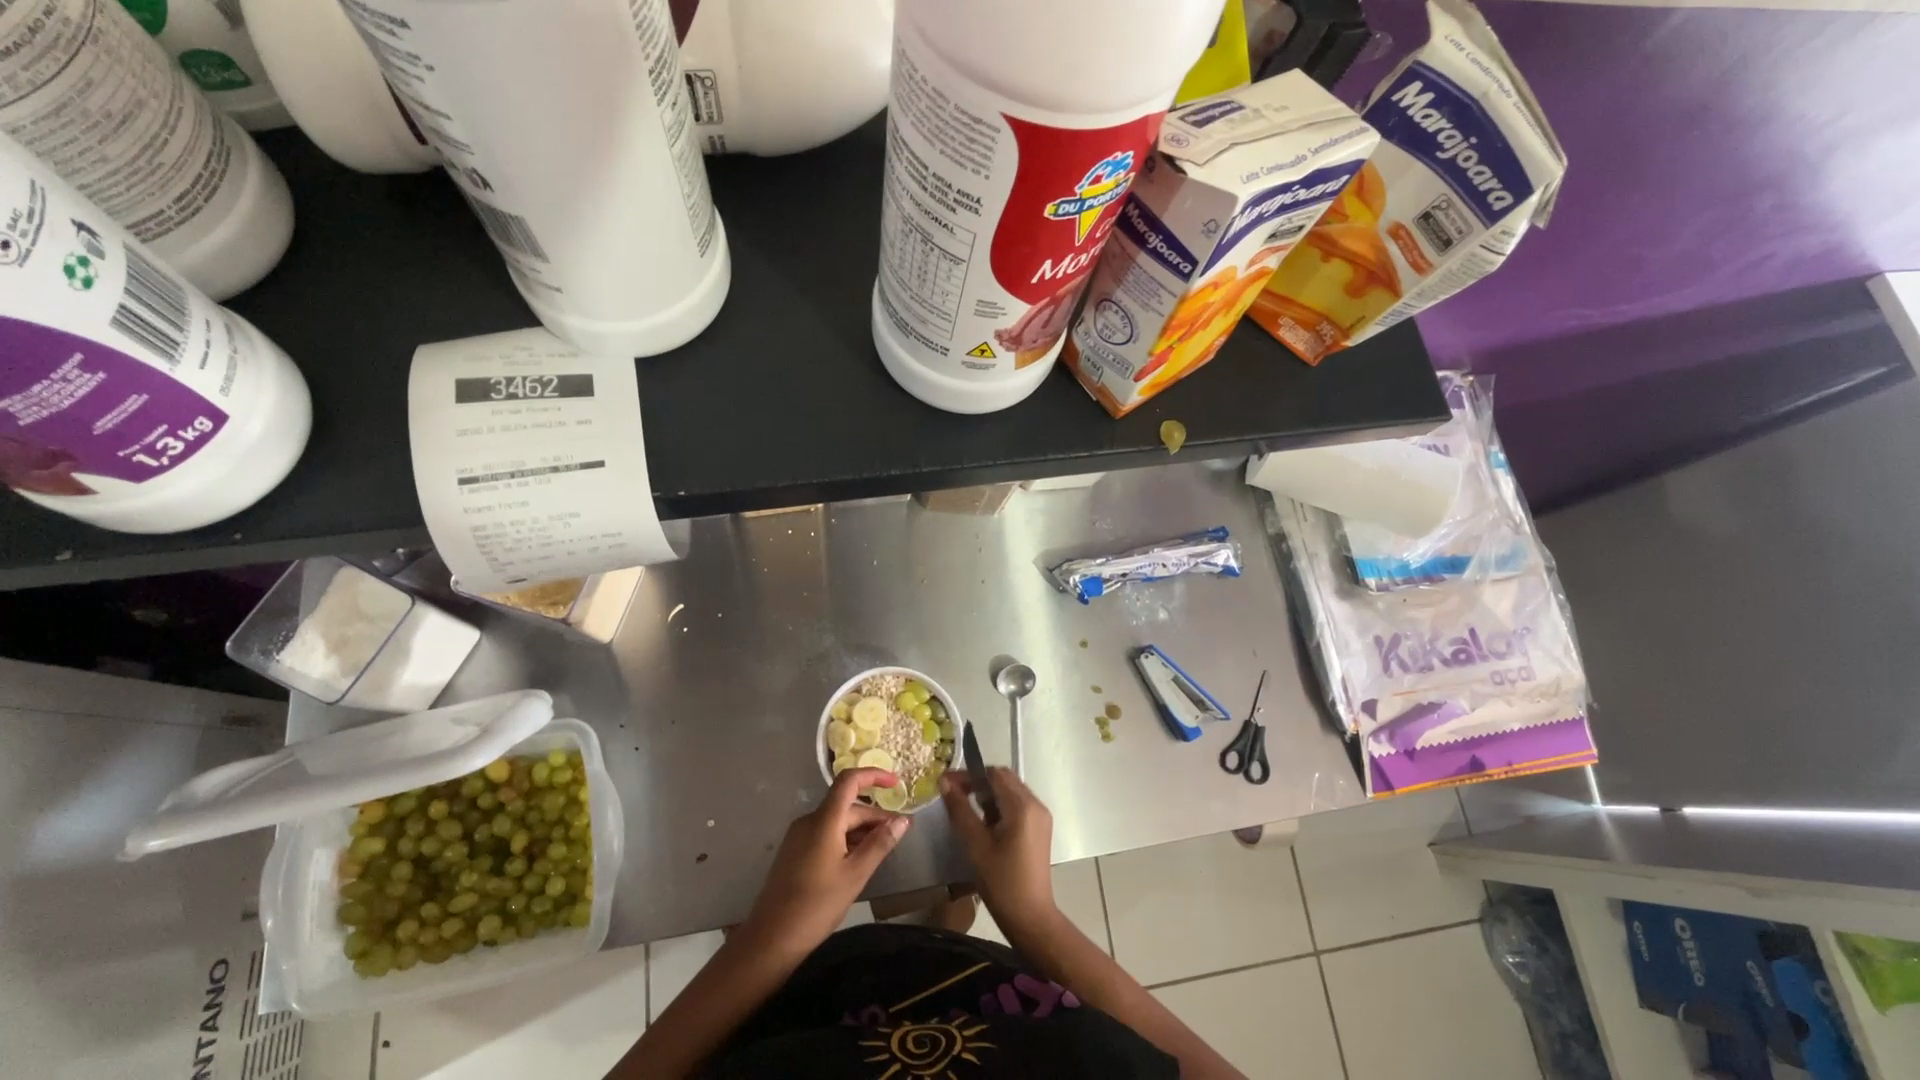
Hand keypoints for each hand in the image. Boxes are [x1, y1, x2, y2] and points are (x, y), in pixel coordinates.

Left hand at [740, 767, 911, 956]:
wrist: (772, 937)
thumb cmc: (817, 905)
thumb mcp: (855, 874)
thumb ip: (880, 844)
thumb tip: (903, 820)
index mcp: (824, 821)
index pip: (849, 781)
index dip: (873, 775)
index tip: (896, 784)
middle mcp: (809, 821)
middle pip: (847, 806)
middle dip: (875, 816)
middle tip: (900, 834)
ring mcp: (799, 836)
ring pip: (837, 822)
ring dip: (862, 830)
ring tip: (884, 848)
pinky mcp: (795, 852)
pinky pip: (826, 835)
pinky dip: (846, 840)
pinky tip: (859, 859)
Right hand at [940, 767, 1056, 935]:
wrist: (1030, 916)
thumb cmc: (1001, 881)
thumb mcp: (975, 844)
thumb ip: (960, 810)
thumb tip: (945, 783)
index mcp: (1023, 806)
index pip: (995, 774)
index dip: (969, 775)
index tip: (946, 783)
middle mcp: (1036, 805)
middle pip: (1005, 779)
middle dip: (978, 783)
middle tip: (954, 795)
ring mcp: (1041, 817)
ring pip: (1011, 792)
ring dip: (989, 795)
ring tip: (967, 812)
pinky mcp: (1040, 829)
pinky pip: (1018, 806)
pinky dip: (1000, 807)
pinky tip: (985, 825)